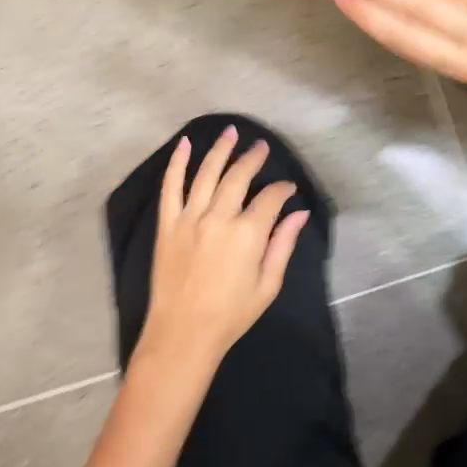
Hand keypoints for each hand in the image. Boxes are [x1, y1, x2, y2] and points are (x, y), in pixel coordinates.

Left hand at [142, 126, 310, 364]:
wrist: (183, 335)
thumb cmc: (231, 315)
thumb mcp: (268, 285)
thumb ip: (283, 245)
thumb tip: (300, 214)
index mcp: (247, 234)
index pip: (269, 198)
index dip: (282, 189)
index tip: (288, 188)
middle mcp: (218, 218)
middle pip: (238, 177)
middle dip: (252, 158)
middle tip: (261, 146)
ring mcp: (189, 218)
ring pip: (206, 173)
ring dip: (220, 149)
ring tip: (231, 132)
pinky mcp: (167, 224)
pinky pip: (171, 186)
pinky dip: (177, 163)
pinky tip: (184, 144)